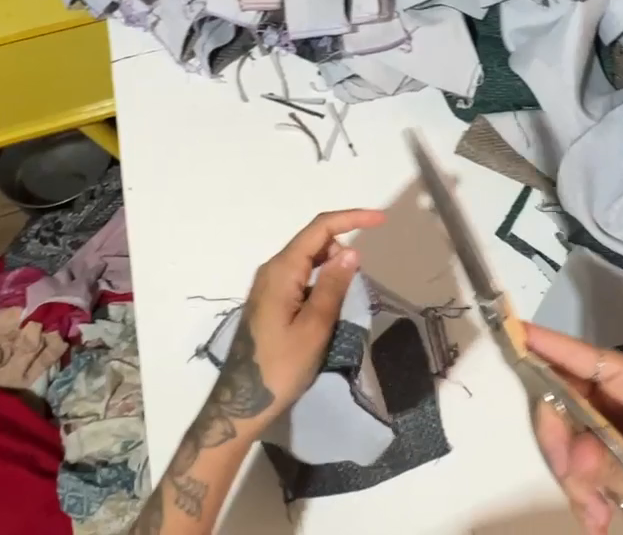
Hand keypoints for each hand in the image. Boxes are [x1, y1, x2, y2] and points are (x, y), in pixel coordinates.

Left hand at [226, 209, 386, 425]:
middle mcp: (272, 269)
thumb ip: (333, 285)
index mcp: (282, 270)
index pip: (320, 228)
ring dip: (332, 265)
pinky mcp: (270, 299)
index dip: (352, 218)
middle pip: (314, 240)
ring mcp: (269, 284)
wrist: (240, 403)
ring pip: (308, 258)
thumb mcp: (314, 327)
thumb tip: (351, 250)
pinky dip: (321, 279)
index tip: (381, 219)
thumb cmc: (280, 367)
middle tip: (360, 279)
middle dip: (342, 246)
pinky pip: (301, 275)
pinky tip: (329, 304)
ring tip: (345, 296)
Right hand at [524, 324, 622, 534]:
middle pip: (559, 395)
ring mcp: (599, 421)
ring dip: (570, 477)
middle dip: (560, 442)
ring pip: (557, 431)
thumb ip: (609, 464)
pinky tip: (597, 515)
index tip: (512, 334)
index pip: (582, 356)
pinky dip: (575, 491)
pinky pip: (562, 458)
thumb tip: (573, 450)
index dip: (547, 344)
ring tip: (597, 510)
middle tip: (571, 475)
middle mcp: (610, 393)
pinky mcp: (591, 449)